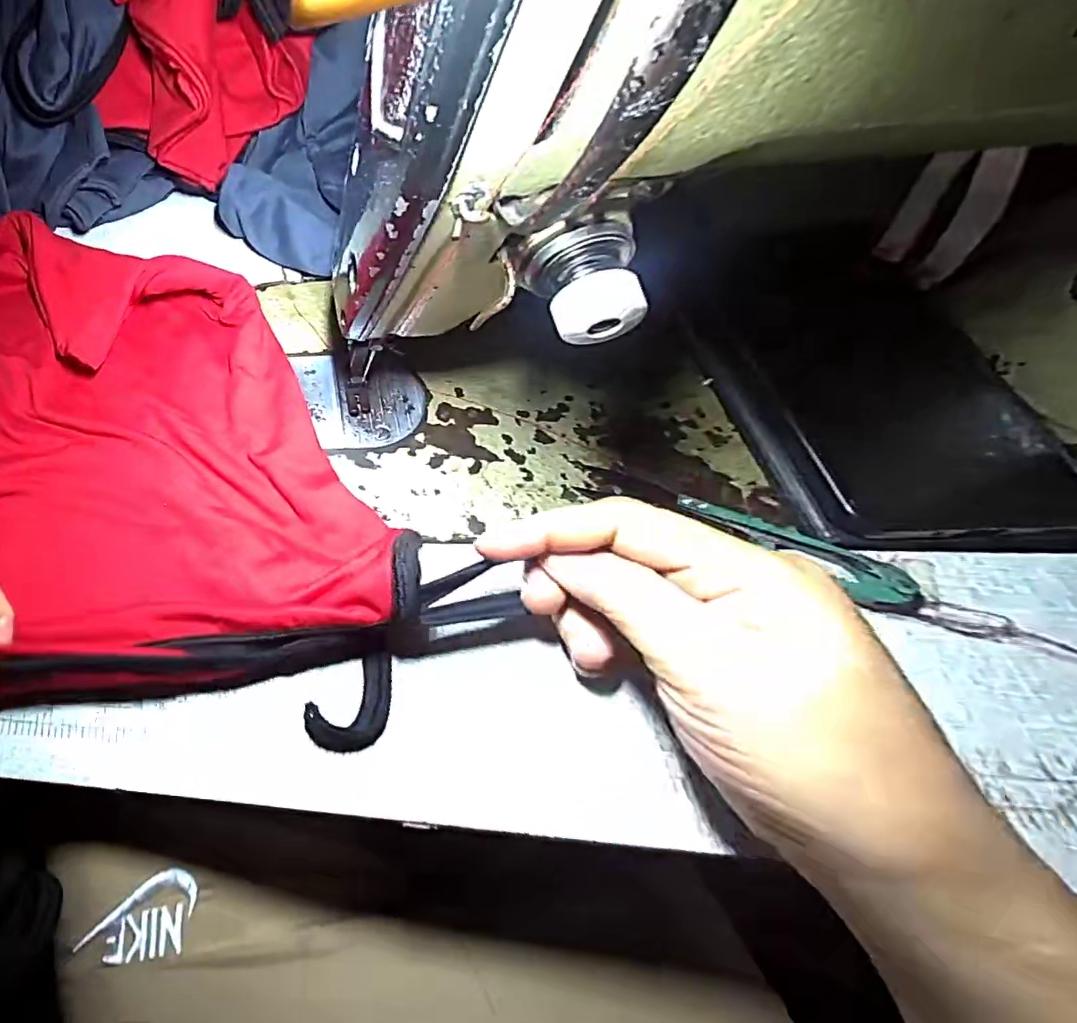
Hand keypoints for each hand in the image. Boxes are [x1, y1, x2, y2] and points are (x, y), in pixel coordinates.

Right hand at [477, 498, 995, 875]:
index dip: (551, 528)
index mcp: (750, 571)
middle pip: (618, 552)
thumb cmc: (808, 757)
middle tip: (541, 611)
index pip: (628, 524)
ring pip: (618, 588)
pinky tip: (604, 662)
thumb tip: (557, 558)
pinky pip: (635, 622)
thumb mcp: (706, 667)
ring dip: (585, 613)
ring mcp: (721, 617)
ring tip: (588, 656)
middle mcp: (734, 583)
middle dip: (568, 577)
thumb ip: (626, 597)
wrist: (883, 851)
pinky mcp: (706, 650)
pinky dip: (605, 636)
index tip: (492, 546)